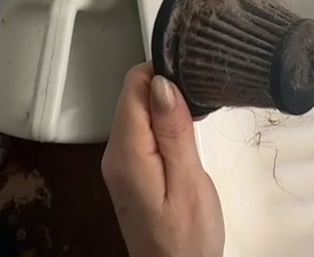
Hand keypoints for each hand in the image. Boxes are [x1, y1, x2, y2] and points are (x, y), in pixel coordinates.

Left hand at [102, 64, 224, 256]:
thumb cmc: (188, 239)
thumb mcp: (188, 182)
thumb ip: (174, 130)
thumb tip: (161, 82)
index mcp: (126, 153)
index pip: (133, 85)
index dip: (162, 74)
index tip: (190, 82)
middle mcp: (115, 154)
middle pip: (134, 95)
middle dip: (166, 89)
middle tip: (198, 106)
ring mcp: (120, 163)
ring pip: (139, 109)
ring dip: (166, 106)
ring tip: (195, 120)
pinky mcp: (131, 171)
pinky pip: (143, 129)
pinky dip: (164, 123)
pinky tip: (184, 136)